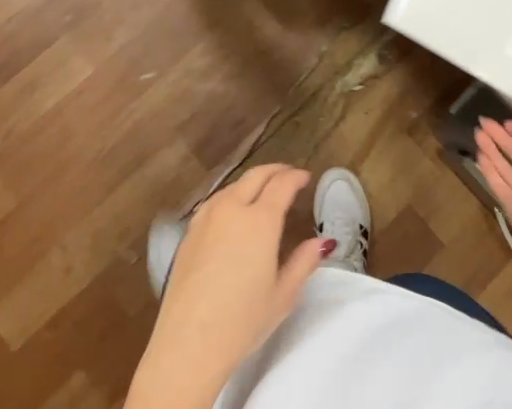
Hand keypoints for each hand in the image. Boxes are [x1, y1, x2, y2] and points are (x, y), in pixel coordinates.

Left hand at [126, 164, 328, 408]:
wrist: (189, 340)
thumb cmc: (243, 321)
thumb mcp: (283, 295)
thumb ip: (304, 262)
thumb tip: (322, 242)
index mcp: (259, 220)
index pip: (281, 185)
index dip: (296, 177)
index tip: (306, 177)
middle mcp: (231, 209)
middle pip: (255, 176)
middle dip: (275, 171)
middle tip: (289, 176)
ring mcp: (206, 219)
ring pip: (232, 186)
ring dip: (251, 182)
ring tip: (263, 191)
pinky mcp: (189, 233)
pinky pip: (215, 201)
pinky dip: (231, 196)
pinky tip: (233, 210)